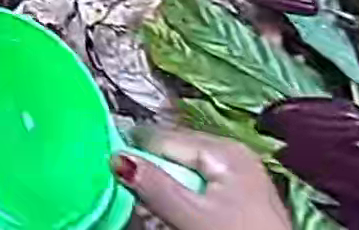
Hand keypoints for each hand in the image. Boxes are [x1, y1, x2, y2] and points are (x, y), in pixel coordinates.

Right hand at [114, 128, 292, 229]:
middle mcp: (233, 151)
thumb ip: (156, 186)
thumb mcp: (195, 220)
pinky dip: (185, 198)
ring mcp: (241, 174)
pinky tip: (182, 216)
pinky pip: (199, 184)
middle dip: (154, 174)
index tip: (118, 176)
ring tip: (161, 212)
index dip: (138, 158)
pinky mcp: (243, 197)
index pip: (161, 138)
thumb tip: (115, 157)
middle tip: (140, 200)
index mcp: (225, 148)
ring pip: (183, 169)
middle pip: (172, 151)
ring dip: (167, 189)